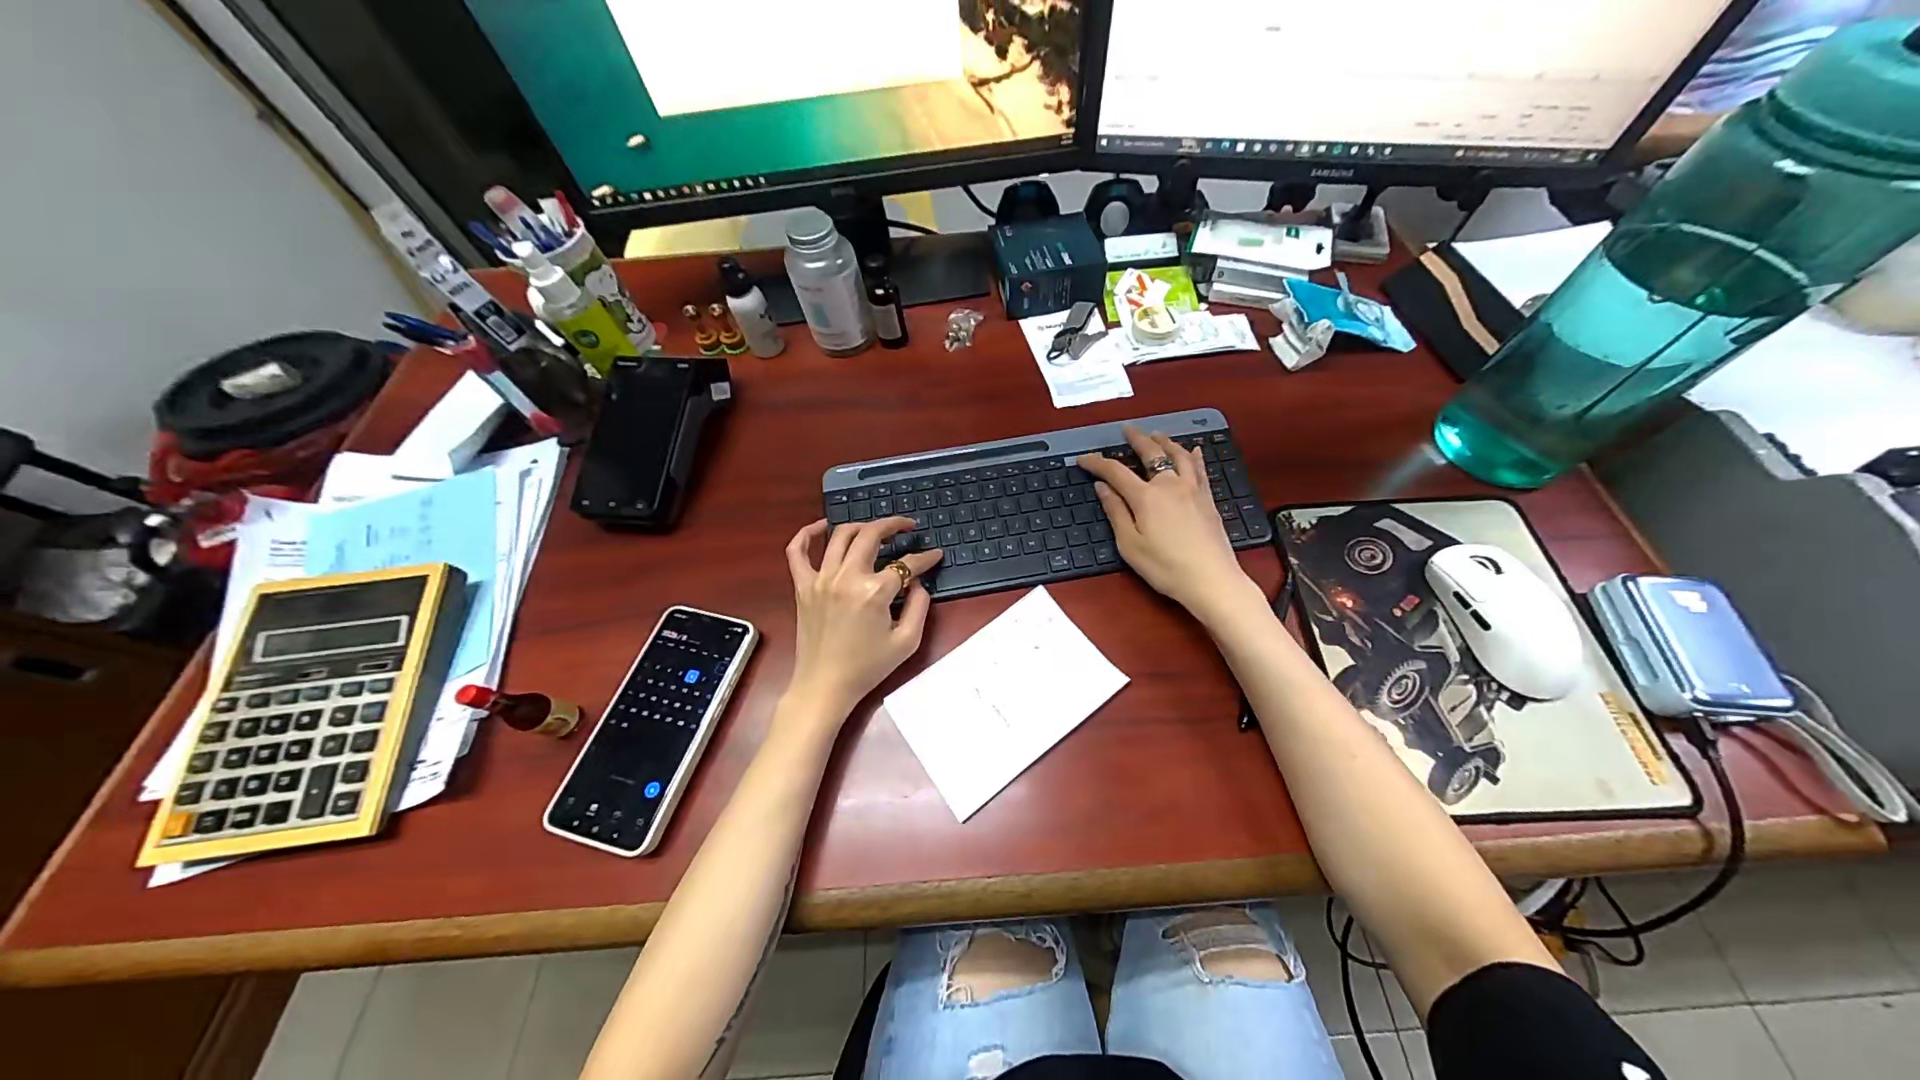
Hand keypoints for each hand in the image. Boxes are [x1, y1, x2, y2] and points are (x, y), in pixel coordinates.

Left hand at [782, 517, 942, 717]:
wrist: (824, 686)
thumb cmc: (867, 668)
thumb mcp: (907, 642)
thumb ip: (920, 606)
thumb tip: (918, 582)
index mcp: (874, 592)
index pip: (906, 564)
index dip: (925, 558)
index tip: (934, 555)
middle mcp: (846, 578)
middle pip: (871, 535)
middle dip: (893, 525)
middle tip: (907, 526)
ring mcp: (820, 579)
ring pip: (840, 535)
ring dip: (862, 525)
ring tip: (876, 528)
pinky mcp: (802, 587)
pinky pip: (797, 551)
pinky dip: (807, 533)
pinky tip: (822, 527)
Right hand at [1077, 427, 1255, 618]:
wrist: (1211, 580)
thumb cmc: (1167, 568)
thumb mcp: (1130, 544)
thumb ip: (1116, 512)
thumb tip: (1103, 488)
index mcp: (1146, 497)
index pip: (1115, 471)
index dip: (1097, 463)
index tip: (1084, 459)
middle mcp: (1170, 486)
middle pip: (1150, 453)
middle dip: (1135, 439)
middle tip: (1126, 431)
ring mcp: (1193, 490)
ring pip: (1178, 455)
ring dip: (1164, 441)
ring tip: (1156, 434)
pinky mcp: (1208, 499)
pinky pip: (1200, 469)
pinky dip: (1194, 456)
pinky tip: (1194, 450)